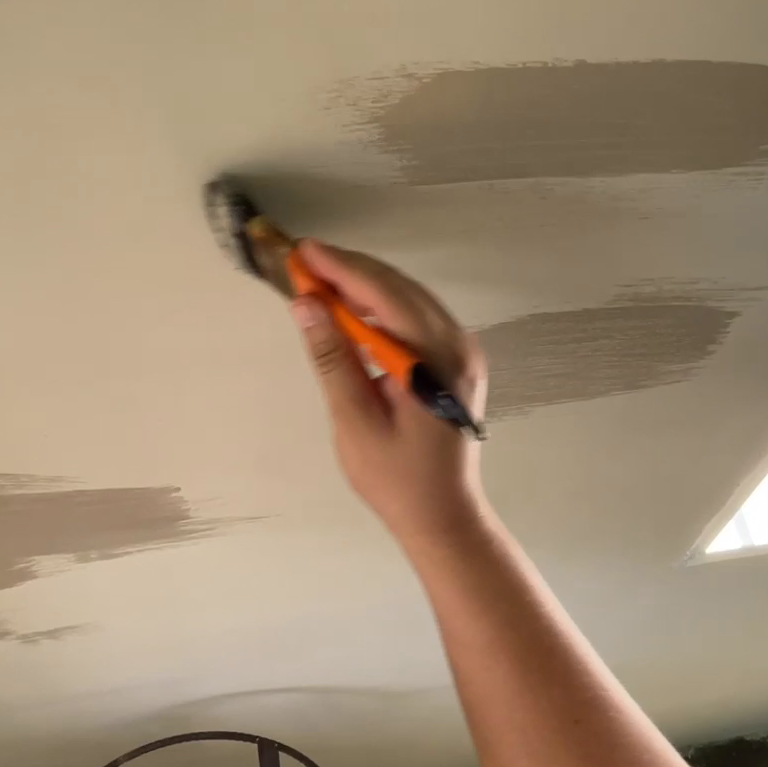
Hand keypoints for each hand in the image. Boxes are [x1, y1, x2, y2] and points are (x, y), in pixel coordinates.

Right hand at [289, 239, 488, 540]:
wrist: (442, 514)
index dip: (343, 270)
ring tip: (323, 280)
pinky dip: (385, 307)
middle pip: (402, 290)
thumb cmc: (395, 479)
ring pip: (412, 300)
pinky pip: (420, 318)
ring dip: (368, 286)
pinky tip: (356, 310)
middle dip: (352, 271)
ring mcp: (463, 354)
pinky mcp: (458, 363)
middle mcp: (458, 347)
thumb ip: (333, 359)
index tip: (304, 252)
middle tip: (305, 262)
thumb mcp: (355, 422)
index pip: (386, 297)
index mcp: (436, 362)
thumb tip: (307, 304)